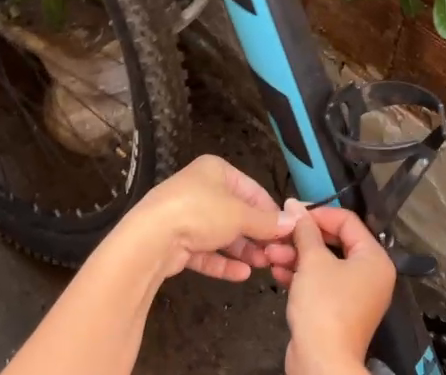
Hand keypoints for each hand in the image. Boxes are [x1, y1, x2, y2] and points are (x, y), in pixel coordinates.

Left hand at [115, 155, 296, 282]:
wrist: (152, 237)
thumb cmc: (201, 212)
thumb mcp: (240, 214)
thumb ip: (266, 221)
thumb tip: (292, 222)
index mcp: (216, 170)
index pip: (251, 189)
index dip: (270, 211)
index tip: (287, 232)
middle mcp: (201, 188)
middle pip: (237, 212)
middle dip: (256, 234)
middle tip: (275, 254)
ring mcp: (187, 215)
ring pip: (222, 234)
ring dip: (242, 250)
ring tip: (262, 266)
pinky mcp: (178, 241)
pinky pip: (206, 251)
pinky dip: (223, 262)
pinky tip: (242, 275)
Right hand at [283, 206, 395, 374]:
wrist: (322, 363)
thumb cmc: (324, 305)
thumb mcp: (313, 260)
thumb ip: (305, 229)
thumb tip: (295, 204)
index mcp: (374, 258)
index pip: (347, 221)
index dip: (318, 213)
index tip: (292, 212)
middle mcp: (369, 274)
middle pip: (334, 242)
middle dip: (302, 238)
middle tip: (278, 233)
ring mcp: (354, 294)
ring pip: (323, 263)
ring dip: (296, 255)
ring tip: (270, 254)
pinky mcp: (337, 310)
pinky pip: (320, 282)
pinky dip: (300, 275)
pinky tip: (277, 272)